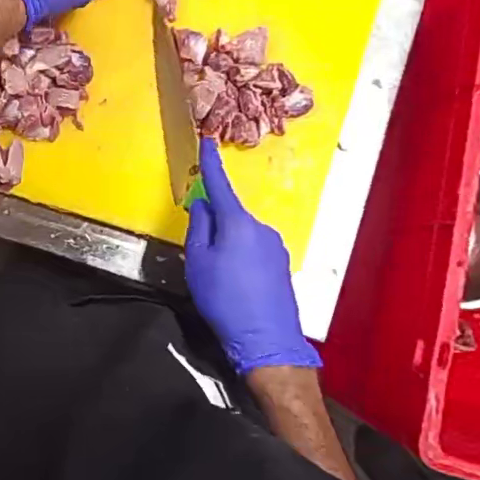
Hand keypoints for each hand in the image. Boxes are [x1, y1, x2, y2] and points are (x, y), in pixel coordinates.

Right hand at [185, 137, 320, 372]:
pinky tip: (232, 285)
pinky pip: (252, 251)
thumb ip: (198, 228)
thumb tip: (202, 204)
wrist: (265, 337)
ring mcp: (275, 246)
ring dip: (225, 246)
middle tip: (198, 256)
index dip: (210, 164)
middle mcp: (261, 228)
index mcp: (238, 223)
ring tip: (215, 279)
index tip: (206, 142)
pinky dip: (238, 259)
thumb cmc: (223, 297)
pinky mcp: (280, 264)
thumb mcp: (198, 262)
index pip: (220, 186)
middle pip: (229, 216)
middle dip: (212, 226)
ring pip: (240, 236)